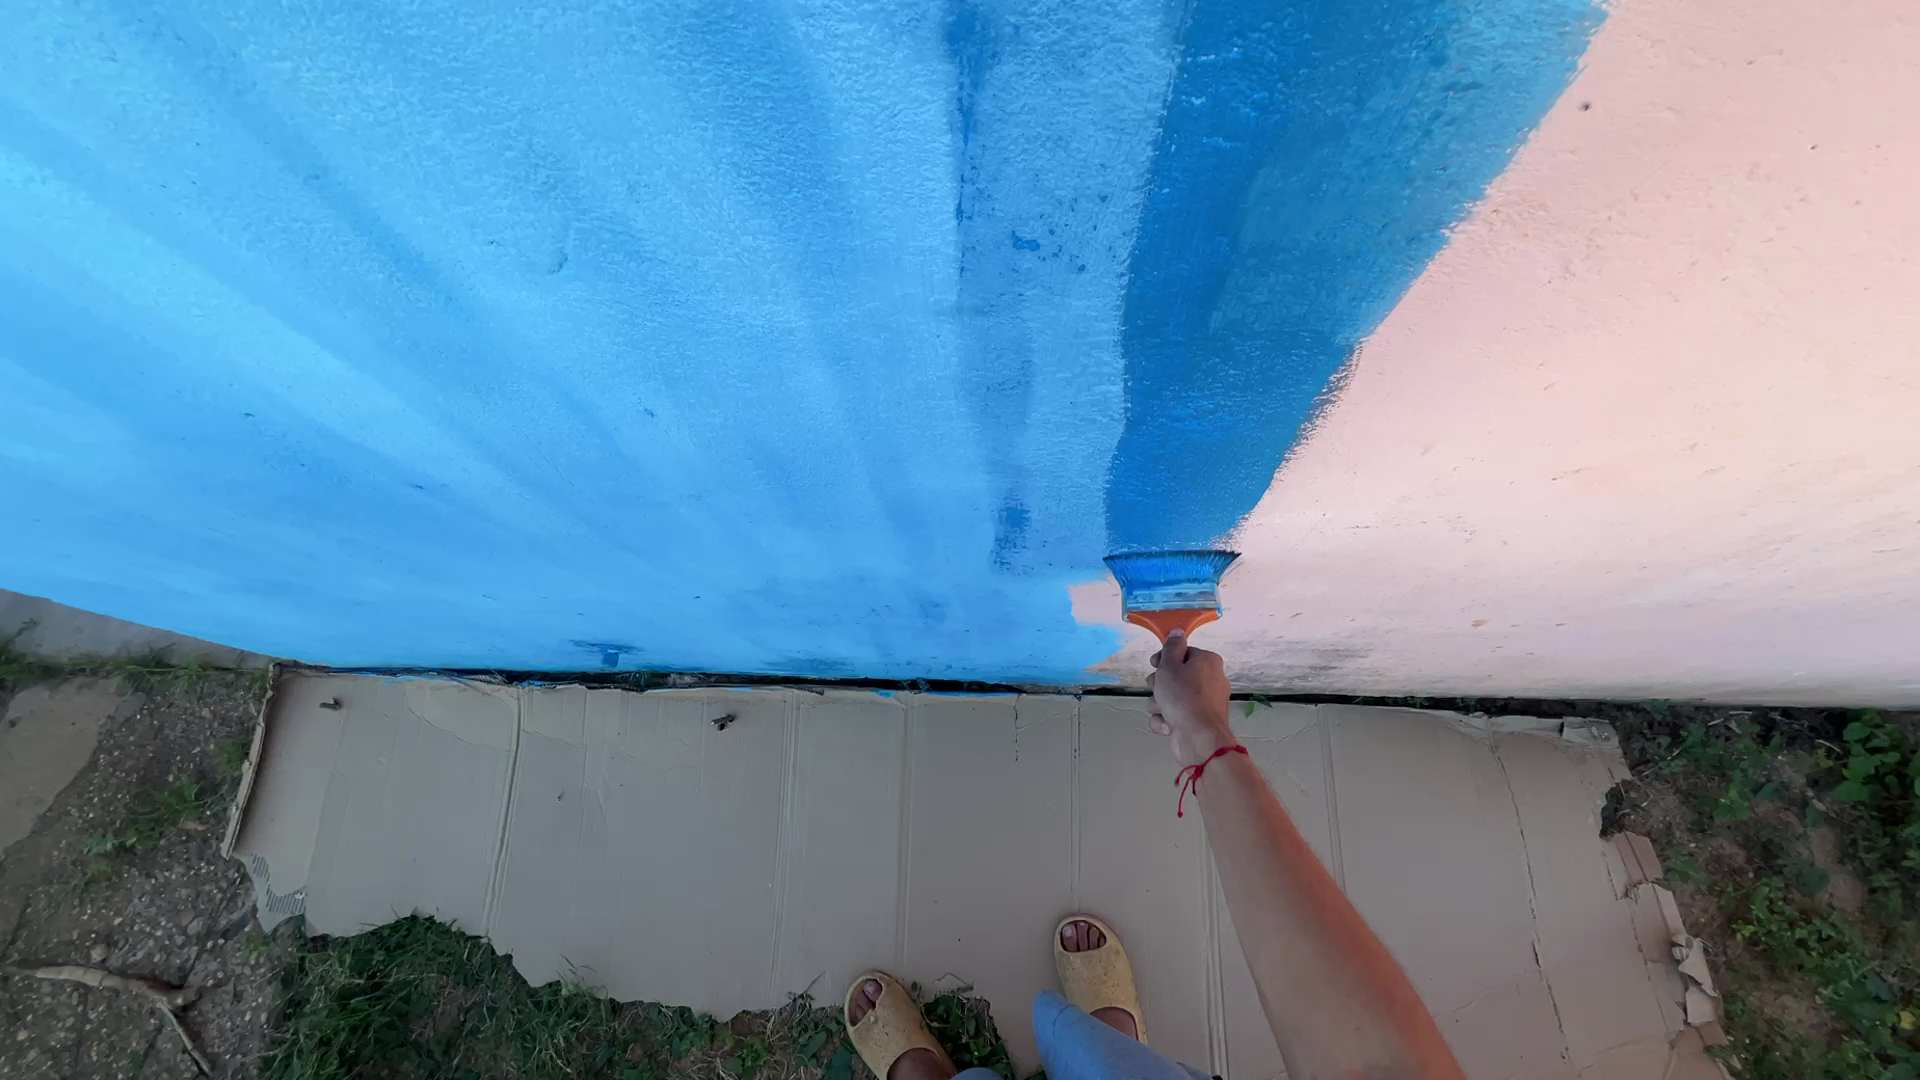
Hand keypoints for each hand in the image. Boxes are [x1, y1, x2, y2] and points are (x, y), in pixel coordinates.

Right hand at [1148, 628, 1236, 765]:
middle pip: (1175, 675)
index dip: (1165, 659)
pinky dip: (1166, 719)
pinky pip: (1174, 715)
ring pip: (1171, 697)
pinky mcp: (1196, 722)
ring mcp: (1204, 703)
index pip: (1182, 653)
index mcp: (1208, 662)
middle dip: (1159, 684)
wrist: (1198, 737)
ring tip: (1162, 709)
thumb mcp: (1170, 665)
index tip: (1155, 664)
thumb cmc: (1183, 696)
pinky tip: (1167, 724)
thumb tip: (1177, 631)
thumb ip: (1171, 647)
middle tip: (1157, 688)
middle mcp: (1210, 680)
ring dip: (1159, 703)